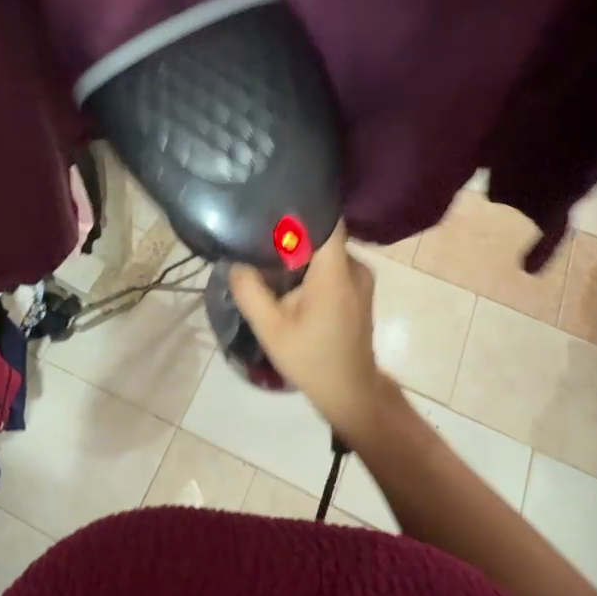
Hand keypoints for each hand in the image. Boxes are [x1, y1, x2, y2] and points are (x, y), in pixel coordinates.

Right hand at [228, 227, 393, 428]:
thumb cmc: (311, 359)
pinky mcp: (359, 289)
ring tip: (269, 260)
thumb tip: (235, 261)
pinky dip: (311, 269)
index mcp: (335, 272)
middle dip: (291, 236)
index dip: (301, 208)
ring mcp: (361, 278)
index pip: (326, 220)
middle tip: (257, 237)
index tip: (272, 204)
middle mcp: (355, 267)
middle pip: (320, 235)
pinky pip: (332, 266)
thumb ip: (249, 290)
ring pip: (325, 251)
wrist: (350, 391)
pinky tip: (289, 282)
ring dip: (300, 255)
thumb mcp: (270, 328)